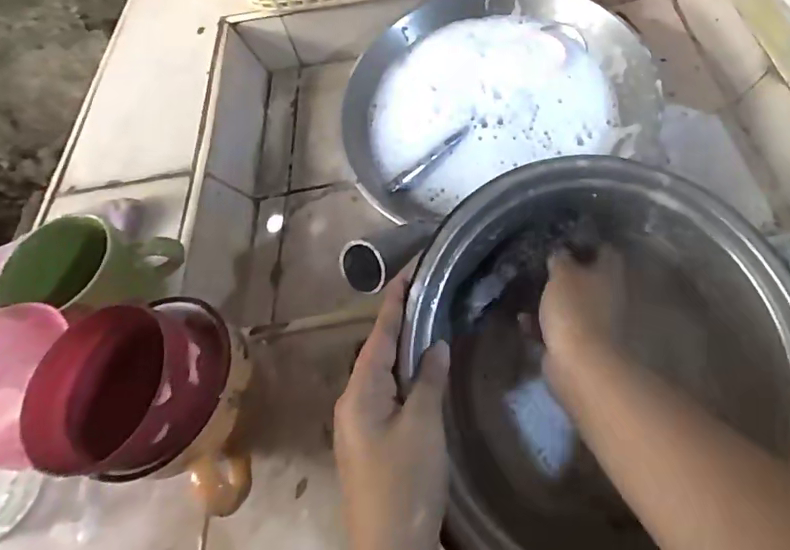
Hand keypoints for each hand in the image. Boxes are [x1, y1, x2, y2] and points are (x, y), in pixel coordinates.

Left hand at [334, 273, 450, 549]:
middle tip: (429, 290)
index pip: (380, 332)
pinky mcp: (371, 442)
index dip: (396, 298)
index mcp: (360, 391)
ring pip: (384, 372)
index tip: (411, 268)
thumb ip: (428, 379)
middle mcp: (353, 401)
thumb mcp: (423, 425)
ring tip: (430, 319)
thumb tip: (436, 344)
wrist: (390, 549)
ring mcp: (360, 424)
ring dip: (405, 347)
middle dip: (402, 319)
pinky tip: (424, 371)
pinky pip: (388, 393)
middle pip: (379, 349)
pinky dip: (406, 374)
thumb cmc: (404, 481)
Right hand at [537, 247, 623, 361]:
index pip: (604, 249)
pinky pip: (558, 328)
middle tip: (541, 265)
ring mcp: (594, 322)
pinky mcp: (579, 345)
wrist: (580, 365)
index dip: (586, 242)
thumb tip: (561, 252)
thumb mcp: (562, 273)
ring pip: (571, 303)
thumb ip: (560, 258)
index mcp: (609, 273)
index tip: (563, 240)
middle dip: (565, 273)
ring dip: (551, 300)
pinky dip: (541, 325)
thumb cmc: (574, 309)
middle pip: (587, 277)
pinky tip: (522, 320)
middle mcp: (607, 295)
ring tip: (526, 290)